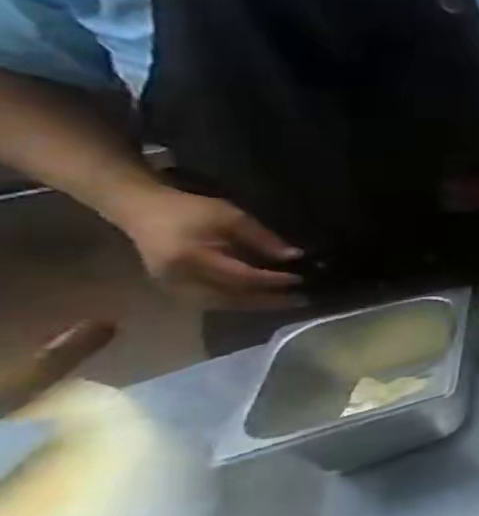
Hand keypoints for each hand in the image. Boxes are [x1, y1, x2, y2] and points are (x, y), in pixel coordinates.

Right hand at [115, 189, 303, 309]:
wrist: (140, 210)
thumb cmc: (190, 210)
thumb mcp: (233, 218)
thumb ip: (264, 239)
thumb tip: (294, 256)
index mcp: (190, 258)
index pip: (240, 277)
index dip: (272, 281)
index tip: (300, 279)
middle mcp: (178, 278)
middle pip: (231, 297)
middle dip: (268, 301)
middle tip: (302, 300)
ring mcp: (170, 286)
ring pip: (220, 304)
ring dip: (255, 305)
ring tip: (287, 302)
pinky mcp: (171, 288)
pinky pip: (209, 302)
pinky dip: (237, 302)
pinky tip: (260, 299)